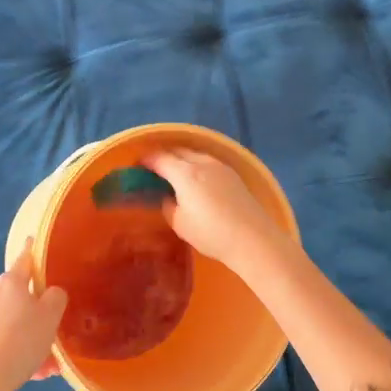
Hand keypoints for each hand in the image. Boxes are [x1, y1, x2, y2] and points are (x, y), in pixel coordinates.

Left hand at [0, 241, 67, 390]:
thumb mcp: (51, 318)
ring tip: (40, 368)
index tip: (33, 241)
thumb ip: (56, 297)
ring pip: (6, 324)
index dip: (32, 251)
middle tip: (49, 338)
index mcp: (10, 283)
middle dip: (33, 316)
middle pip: (16, 298)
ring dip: (22, 339)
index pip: (25, 259)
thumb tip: (50, 292)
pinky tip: (20, 375)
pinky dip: (6, 352)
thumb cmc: (20, 343)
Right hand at [144, 148, 290, 271]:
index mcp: (184, 173)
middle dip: (163, 156)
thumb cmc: (211, 233)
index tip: (137, 165)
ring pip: (194, 154)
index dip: (146, 160)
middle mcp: (202, 162)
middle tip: (154, 168)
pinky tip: (197, 177)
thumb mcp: (180, 223)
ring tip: (175, 171)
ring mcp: (220, 166)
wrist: (253, 239)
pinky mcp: (233, 174)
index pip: (159, 158)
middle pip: (177, 151)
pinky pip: (207, 161)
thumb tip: (168, 196)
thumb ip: (168, 206)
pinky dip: (196, 164)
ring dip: (181, 158)